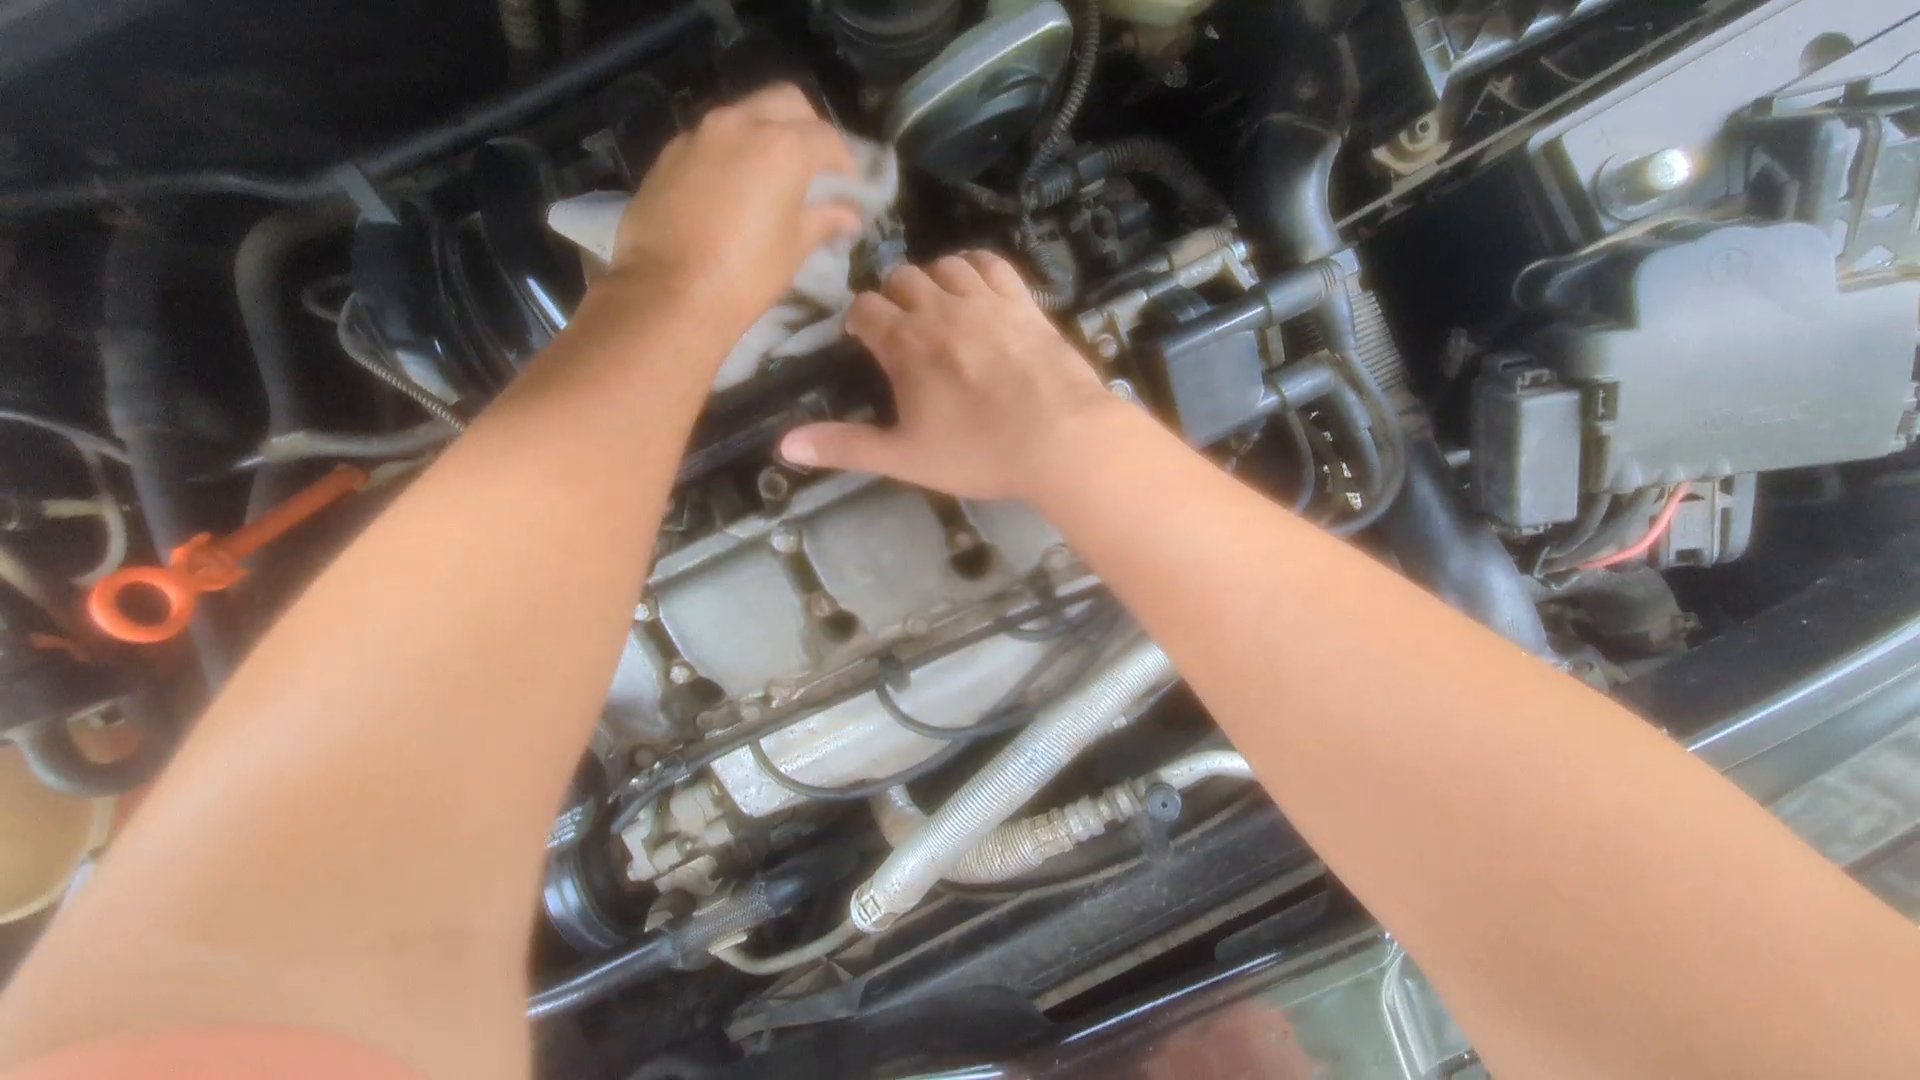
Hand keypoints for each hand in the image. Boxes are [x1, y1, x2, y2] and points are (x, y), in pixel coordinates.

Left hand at [604, 84, 860, 338]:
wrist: (667, 294)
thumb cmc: (746, 275)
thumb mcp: (794, 249)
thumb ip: (824, 221)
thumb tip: (848, 216)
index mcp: (783, 146)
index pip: (827, 138)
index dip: (844, 162)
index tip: (849, 187)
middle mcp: (741, 124)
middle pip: (786, 103)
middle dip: (806, 128)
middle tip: (813, 167)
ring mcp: (700, 135)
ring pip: (744, 115)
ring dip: (765, 135)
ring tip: (771, 178)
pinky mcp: (669, 154)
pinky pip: (711, 140)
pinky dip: (730, 153)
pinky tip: (732, 190)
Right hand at [779, 252, 1120, 501]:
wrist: (1062, 439)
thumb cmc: (979, 452)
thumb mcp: (905, 458)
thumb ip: (845, 447)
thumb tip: (784, 446)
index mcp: (905, 344)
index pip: (865, 308)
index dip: (858, 320)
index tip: (863, 339)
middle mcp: (941, 309)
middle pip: (902, 279)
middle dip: (893, 298)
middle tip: (902, 328)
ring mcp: (986, 301)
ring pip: (946, 266)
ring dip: (933, 280)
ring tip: (938, 306)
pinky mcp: (1024, 302)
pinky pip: (993, 264)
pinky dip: (977, 267)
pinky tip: (977, 284)